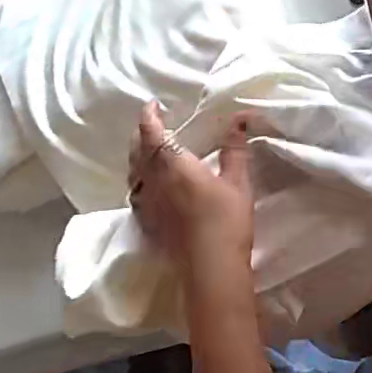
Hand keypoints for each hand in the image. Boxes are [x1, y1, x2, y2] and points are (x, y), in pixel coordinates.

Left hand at [128, 102, 254, 280]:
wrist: (210, 267)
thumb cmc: (226, 220)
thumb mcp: (237, 182)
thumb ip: (235, 150)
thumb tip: (238, 121)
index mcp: (173, 164)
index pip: (152, 132)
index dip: (149, 116)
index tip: (154, 105)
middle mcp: (152, 180)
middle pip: (137, 150)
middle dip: (142, 133)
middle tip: (153, 124)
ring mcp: (146, 203)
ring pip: (133, 171)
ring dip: (138, 156)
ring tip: (148, 151)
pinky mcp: (147, 222)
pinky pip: (135, 192)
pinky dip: (139, 179)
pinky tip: (148, 185)